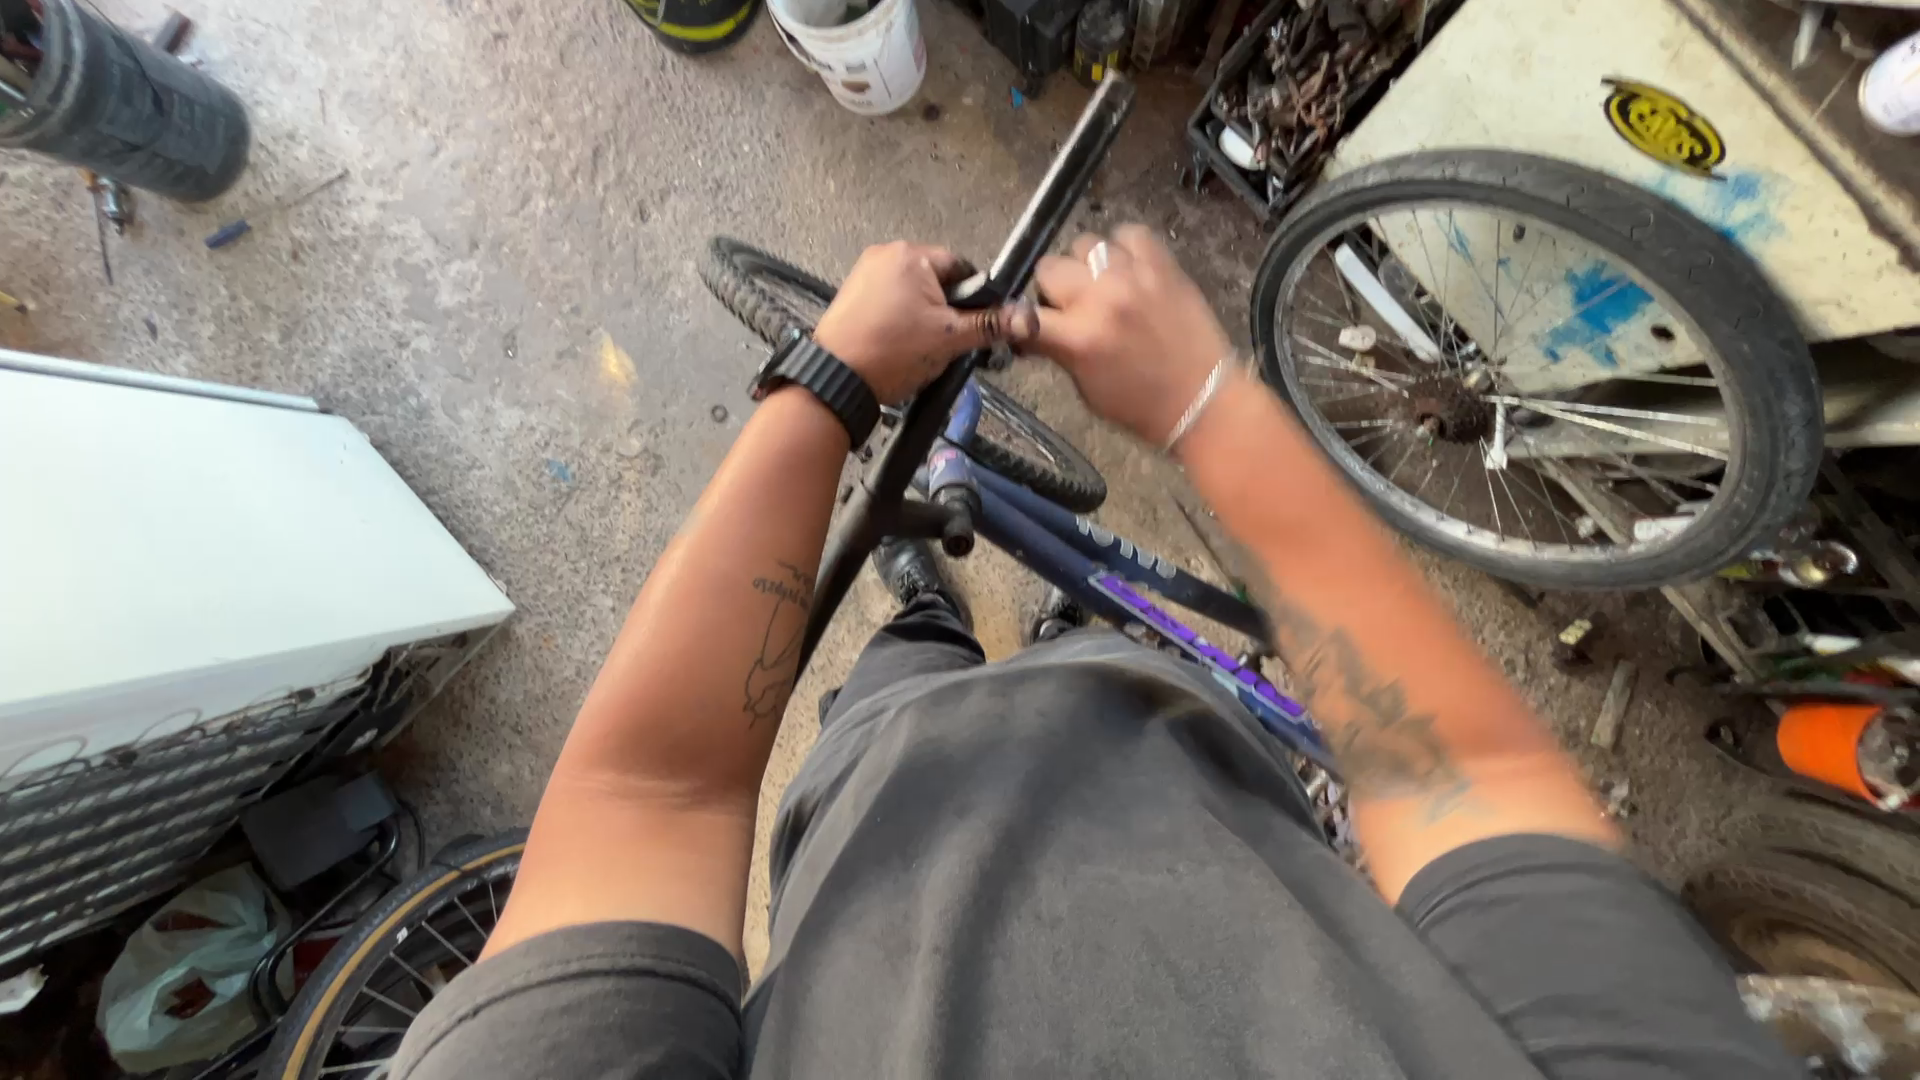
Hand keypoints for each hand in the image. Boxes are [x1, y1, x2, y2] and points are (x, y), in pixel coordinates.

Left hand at [812, 241, 1038, 405]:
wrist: (837, 379)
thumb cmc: (890, 353)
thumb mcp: (948, 340)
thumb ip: (988, 326)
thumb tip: (1026, 319)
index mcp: (910, 255)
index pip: (960, 267)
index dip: (972, 299)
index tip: (971, 325)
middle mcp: (884, 255)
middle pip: (935, 281)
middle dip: (945, 312)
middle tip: (943, 344)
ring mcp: (864, 275)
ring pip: (912, 296)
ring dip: (922, 321)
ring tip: (917, 351)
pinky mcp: (850, 297)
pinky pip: (888, 305)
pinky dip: (898, 325)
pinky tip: (897, 350)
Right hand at [1026, 226, 1234, 444]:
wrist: (1200, 400)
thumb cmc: (1138, 405)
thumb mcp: (1084, 388)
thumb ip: (1058, 350)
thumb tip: (1033, 329)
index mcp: (1078, 338)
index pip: (1024, 313)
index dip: (1019, 318)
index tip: (1024, 323)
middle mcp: (1102, 299)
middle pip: (1050, 267)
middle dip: (1054, 288)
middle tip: (1069, 306)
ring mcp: (1134, 276)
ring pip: (1086, 244)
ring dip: (1087, 265)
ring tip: (1102, 286)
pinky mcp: (1163, 264)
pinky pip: (1129, 234)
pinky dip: (1123, 248)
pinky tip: (1128, 270)